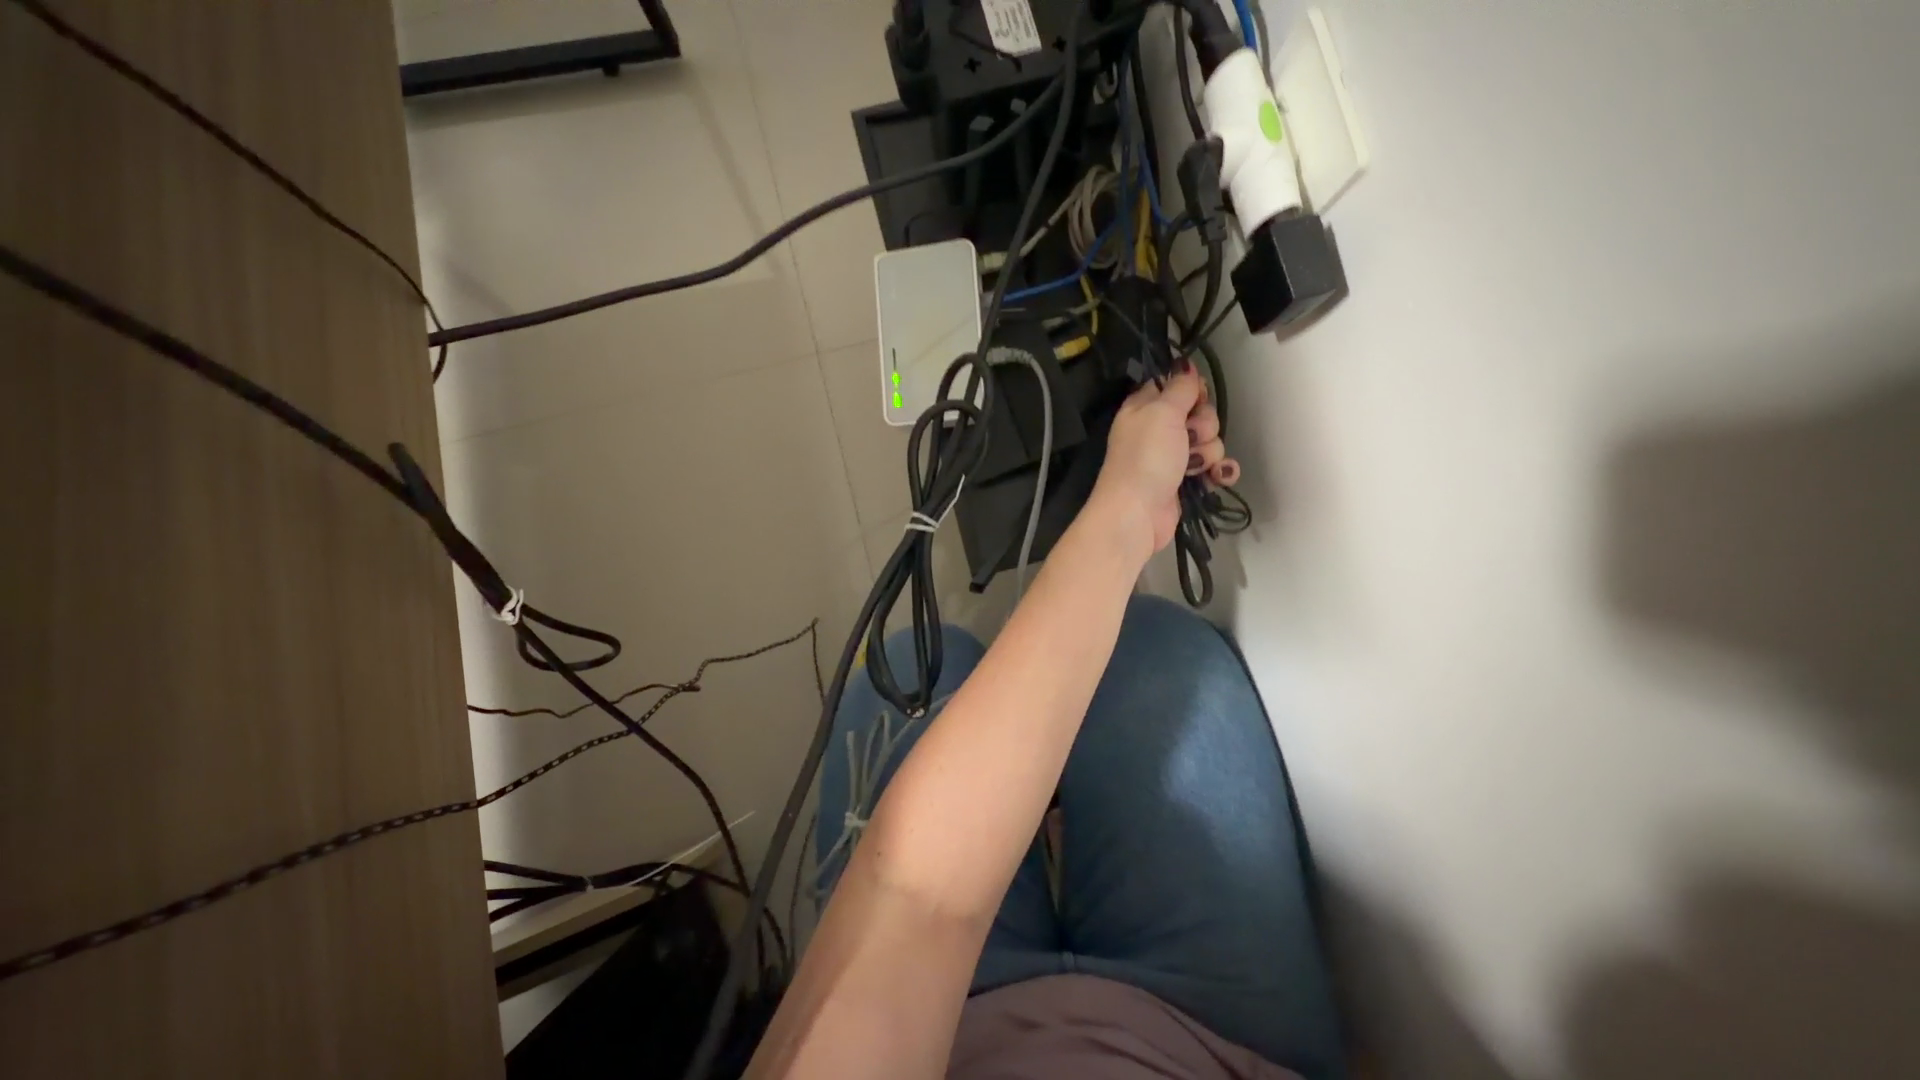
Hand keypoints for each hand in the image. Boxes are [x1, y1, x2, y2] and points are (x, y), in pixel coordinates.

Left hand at [1089, 367, 1237, 555]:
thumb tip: (1185, 364)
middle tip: (1189, 438)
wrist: (1138, 513)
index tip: (1195, 401)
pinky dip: (1219, 472)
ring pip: (1210, 441)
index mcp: (1144, 408)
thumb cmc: (1146, 458)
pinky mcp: (1185, 482)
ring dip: (1209, 453)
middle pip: (1200, 413)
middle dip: (1204, 426)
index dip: (1192, 391)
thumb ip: (1179, 387)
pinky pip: (1213, 467)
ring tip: (1193, 466)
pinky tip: (1218, 477)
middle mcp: (1157, 430)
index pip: (1176, 386)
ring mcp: (1171, 457)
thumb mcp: (1162, 412)